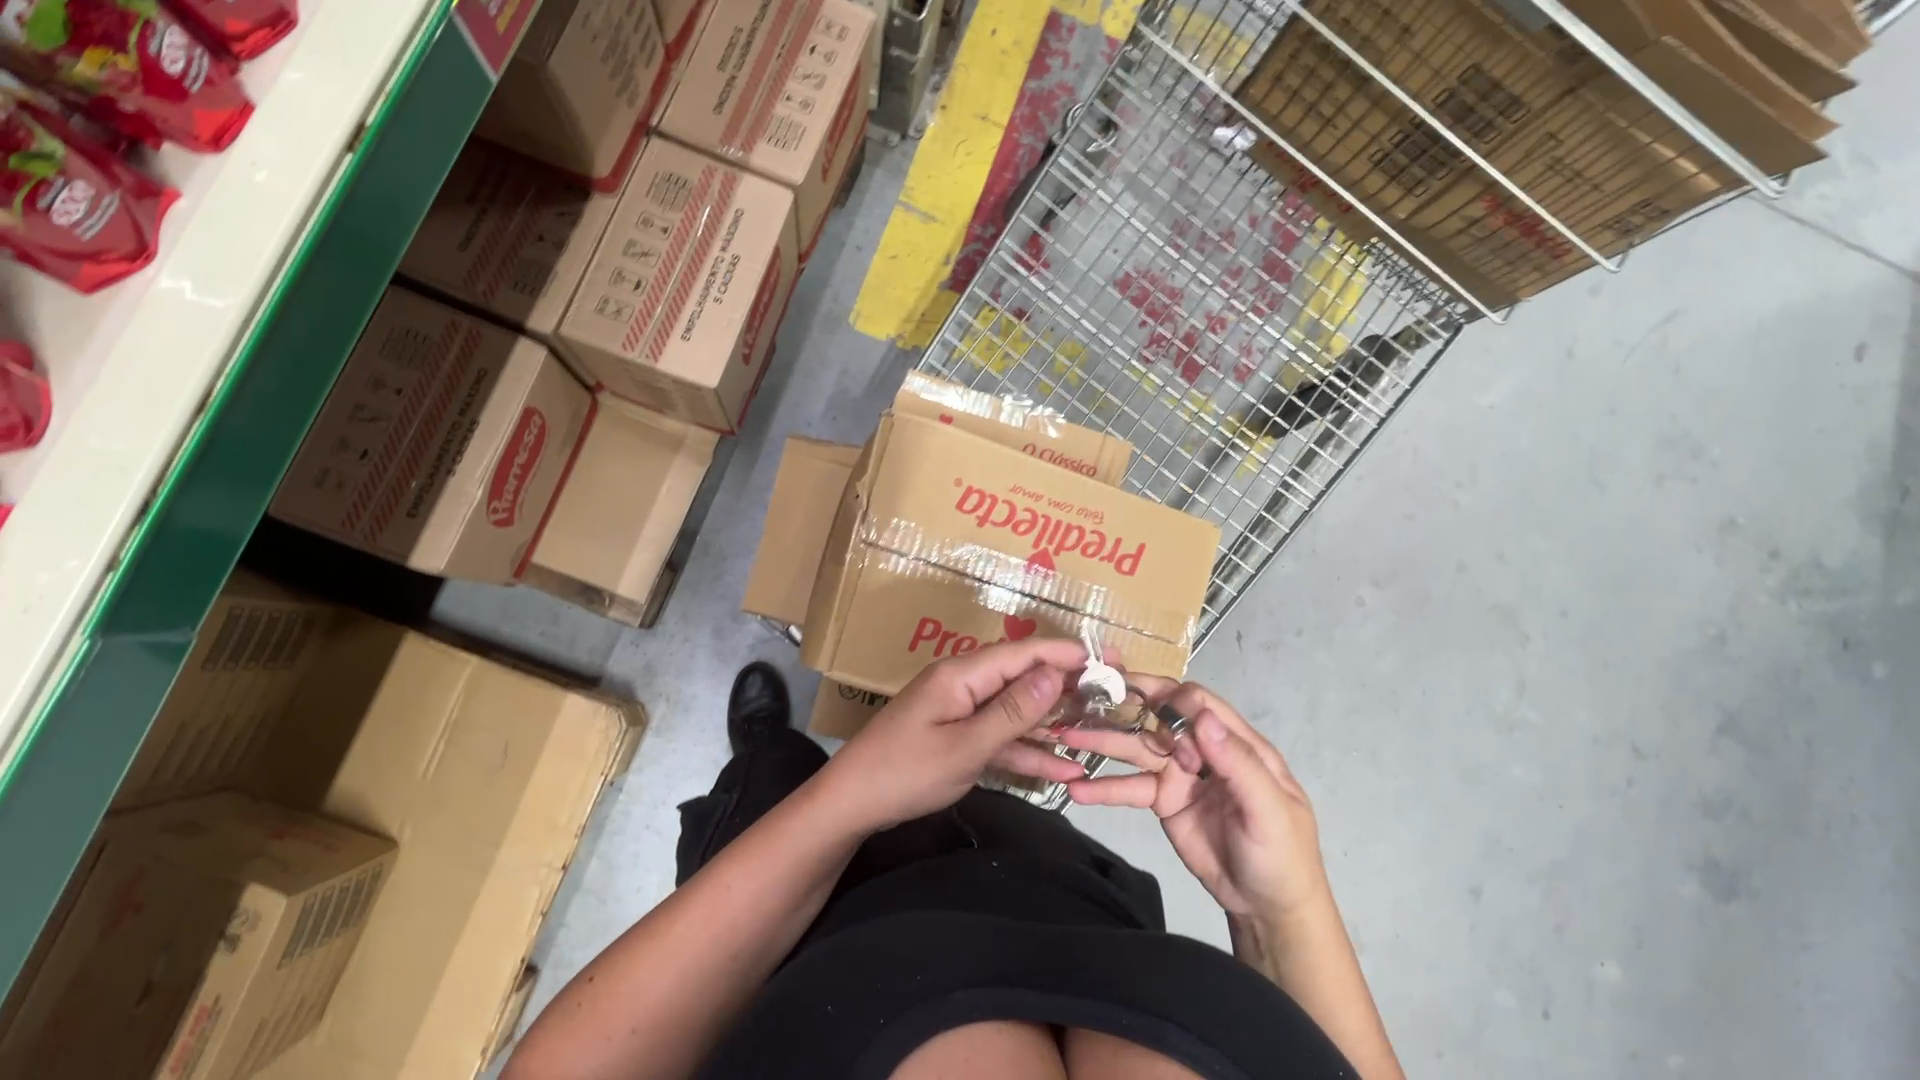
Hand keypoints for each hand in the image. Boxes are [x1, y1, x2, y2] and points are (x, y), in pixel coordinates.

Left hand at [812, 638, 1091, 832]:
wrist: (851, 804)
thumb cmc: (905, 772)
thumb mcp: (965, 746)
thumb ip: (1013, 712)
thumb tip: (1054, 674)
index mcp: (962, 674)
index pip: (1023, 653)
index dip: (1066, 654)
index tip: (1109, 661)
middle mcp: (963, 683)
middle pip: (1022, 678)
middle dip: (1066, 688)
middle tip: (1112, 698)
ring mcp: (959, 710)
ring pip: (1015, 710)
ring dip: (1052, 725)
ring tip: (1099, 732)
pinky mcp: (956, 736)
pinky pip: (999, 737)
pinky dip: (1026, 751)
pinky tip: (1063, 770)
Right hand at [1057, 676, 1329, 919]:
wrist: (1267, 908)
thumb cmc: (1281, 855)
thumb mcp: (1270, 810)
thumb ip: (1238, 763)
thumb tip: (1201, 718)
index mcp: (1237, 742)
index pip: (1199, 704)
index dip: (1176, 710)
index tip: (1166, 737)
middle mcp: (1204, 750)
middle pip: (1160, 717)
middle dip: (1126, 707)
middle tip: (1087, 702)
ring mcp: (1181, 775)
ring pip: (1138, 747)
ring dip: (1103, 741)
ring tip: (1066, 736)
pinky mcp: (1163, 801)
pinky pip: (1129, 787)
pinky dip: (1103, 788)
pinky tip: (1076, 790)